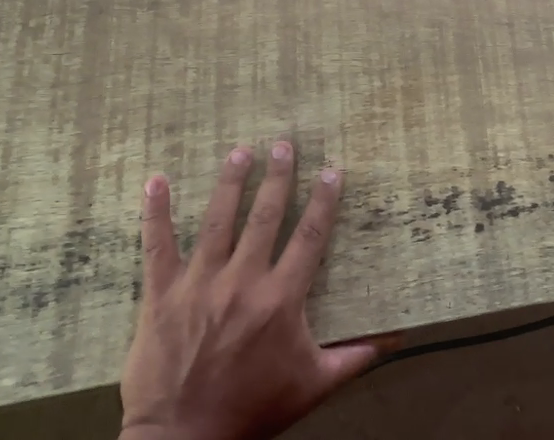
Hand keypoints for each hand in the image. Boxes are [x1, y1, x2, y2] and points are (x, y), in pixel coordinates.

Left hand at [120, 141, 383, 439]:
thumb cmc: (253, 410)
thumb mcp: (313, 384)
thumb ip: (355, 356)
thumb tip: (397, 338)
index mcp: (281, 299)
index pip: (309, 236)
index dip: (322, 201)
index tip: (331, 170)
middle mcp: (243, 281)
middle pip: (264, 216)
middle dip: (277, 177)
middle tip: (284, 144)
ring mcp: (199, 285)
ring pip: (217, 221)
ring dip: (230, 183)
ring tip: (240, 151)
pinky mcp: (161, 296)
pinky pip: (157, 247)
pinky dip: (156, 213)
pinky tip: (157, 181)